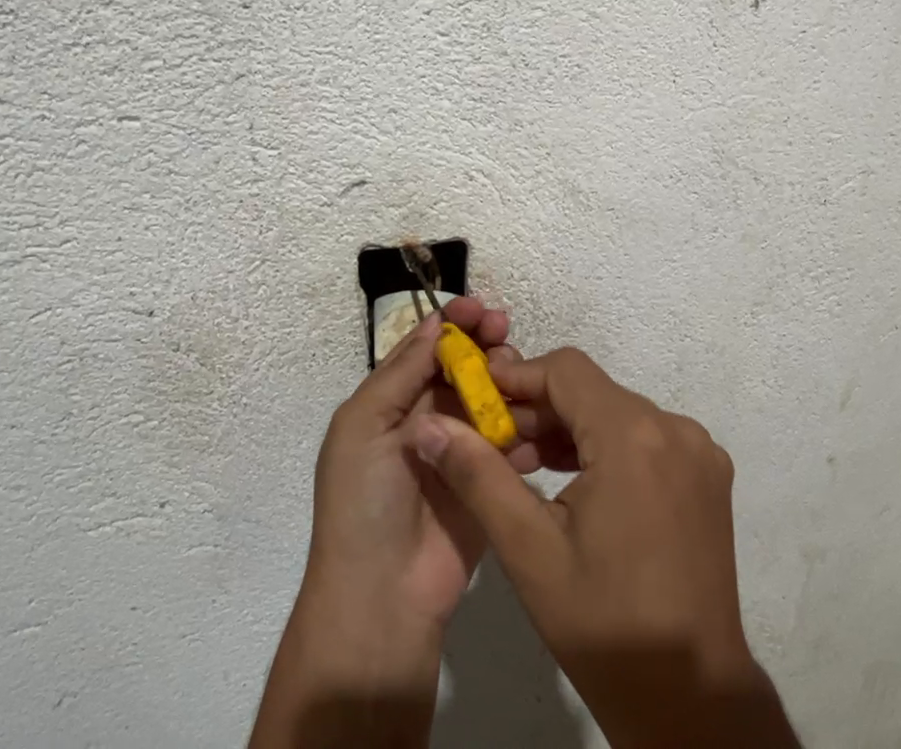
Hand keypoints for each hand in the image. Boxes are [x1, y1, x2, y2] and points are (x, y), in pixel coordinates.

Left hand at [249, 298, 514, 748]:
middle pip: (465, 371)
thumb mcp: (364, 426)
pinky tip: (535, 427)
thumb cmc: (364, 502)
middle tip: (508, 334)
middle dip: (487, 348)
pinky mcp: (489, 482)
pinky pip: (514, 446)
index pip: (427, 351)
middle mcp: (427, 422)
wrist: (385, 593)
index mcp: (390, 405)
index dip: (454, 325)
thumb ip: (402, 373)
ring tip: (524, 380)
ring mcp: (462, 453)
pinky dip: (526, 432)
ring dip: (510, 385)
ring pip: (494, 402)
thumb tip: (436, 323)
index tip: (482, 307)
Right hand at [407, 348, 798, 747]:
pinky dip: (606, 449)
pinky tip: (570, 484)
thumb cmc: (602, 620)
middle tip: (490, 444)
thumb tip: (429, 426)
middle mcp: (677, 431)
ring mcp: (700, 455)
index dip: (516, 378)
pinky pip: (647, 441)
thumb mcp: (528, 548)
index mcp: (635, 437)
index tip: (475, 402)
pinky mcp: (708, 479)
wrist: (687, 689)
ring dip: (571, 431)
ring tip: (522, 465)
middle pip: (594, 392)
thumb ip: (478, 475)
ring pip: (620, 415)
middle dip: (539, 410)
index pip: (567, 370)